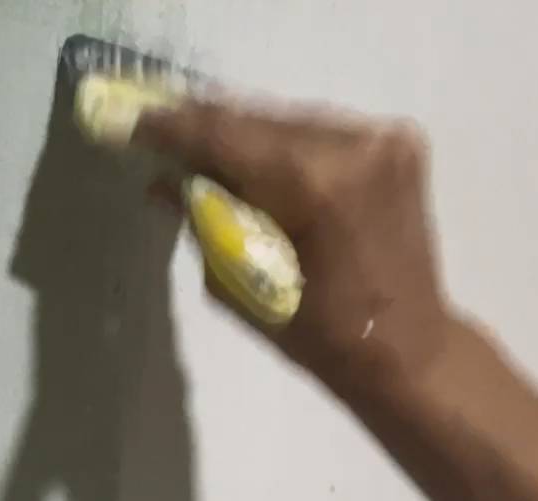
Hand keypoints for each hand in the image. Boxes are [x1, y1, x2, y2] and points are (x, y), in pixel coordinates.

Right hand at [138, 102, 452, 395]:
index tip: (135, 123)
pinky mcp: (396, 142)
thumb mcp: (240, 286)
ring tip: (199, 144)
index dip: (175, 129)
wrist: (402, 344)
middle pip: (258, 120)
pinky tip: (252, 159)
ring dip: (242, 134)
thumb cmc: (314, 335)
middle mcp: (352, 145)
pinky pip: (318, 130)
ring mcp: (381, 137)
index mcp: (313, 186)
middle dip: (205, 126)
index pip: (226, 138)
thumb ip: (204, 223)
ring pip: (287, 120)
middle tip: (158, 129)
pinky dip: (279, 143)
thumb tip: (163, 184)